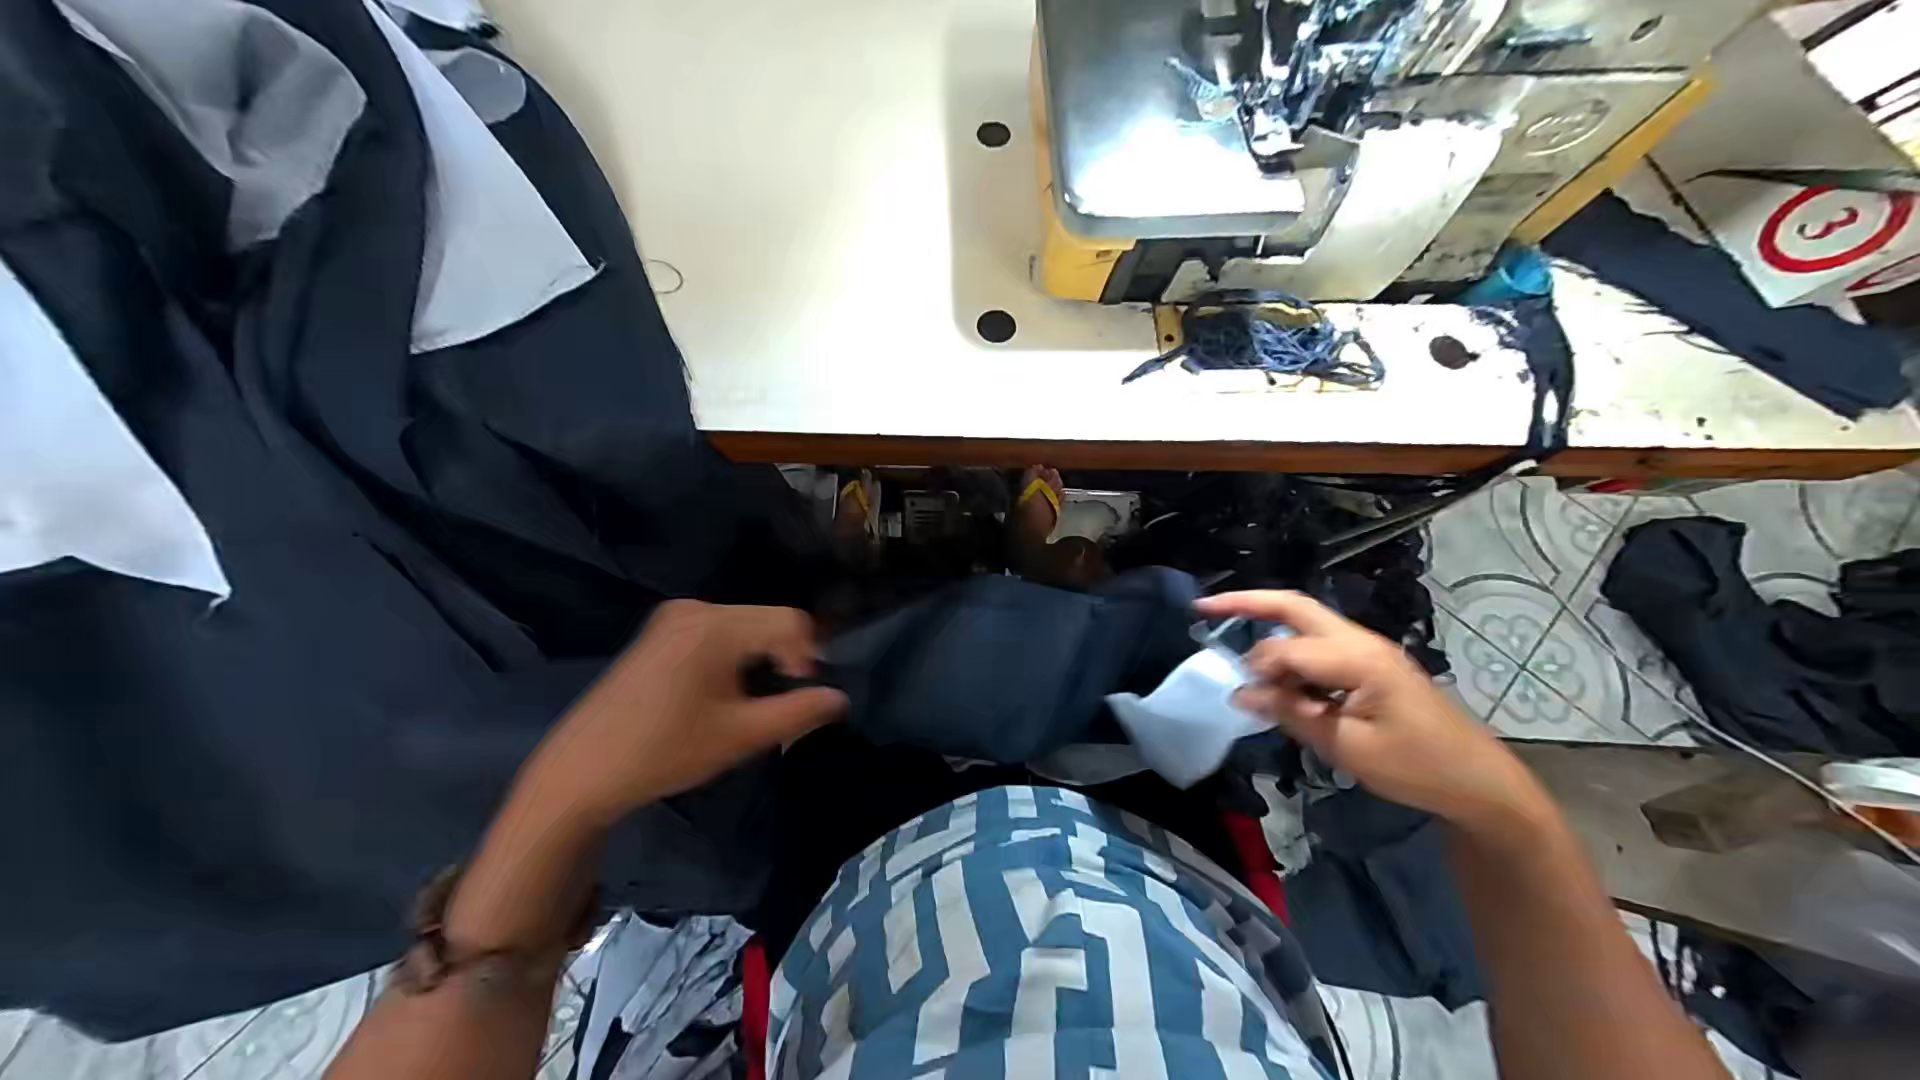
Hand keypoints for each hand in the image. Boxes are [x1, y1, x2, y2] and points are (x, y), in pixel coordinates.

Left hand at [530, 601, 846, 825]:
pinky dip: (737, 654)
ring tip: (749, 701)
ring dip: (762, 657)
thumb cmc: (663, 753)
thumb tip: (841, 698)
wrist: (579, 772)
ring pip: (747, 625)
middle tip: (776, 703)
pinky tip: (721, 690)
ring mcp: (674, 617)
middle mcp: (696, 609)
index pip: (792, 622)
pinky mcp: (662, 631)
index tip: (797, 697)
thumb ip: (798, 713)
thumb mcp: (740, 736)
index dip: (810, 657)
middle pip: (769, 620)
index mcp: (715, 627)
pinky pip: (721, 630)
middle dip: (786, 657)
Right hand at [1195, 590, 1545, 828]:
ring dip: (1266, 624)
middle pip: (1294, 606)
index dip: (1256, 669)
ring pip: (1305, 620)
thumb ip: (1291, 712)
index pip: (1285, 649)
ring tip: (1233, 639)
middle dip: (1246, 602)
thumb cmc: (1417, 767)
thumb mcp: (1346, 746)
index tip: (1242, 697)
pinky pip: (1318, 643)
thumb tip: (1242, 692)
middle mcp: (1360, 641)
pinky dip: (1289, 648)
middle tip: (1202, 606)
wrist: (1481, 783)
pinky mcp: (1369, 664)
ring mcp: (1367, 649)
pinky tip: (1277, 672)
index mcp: (1357, 659)